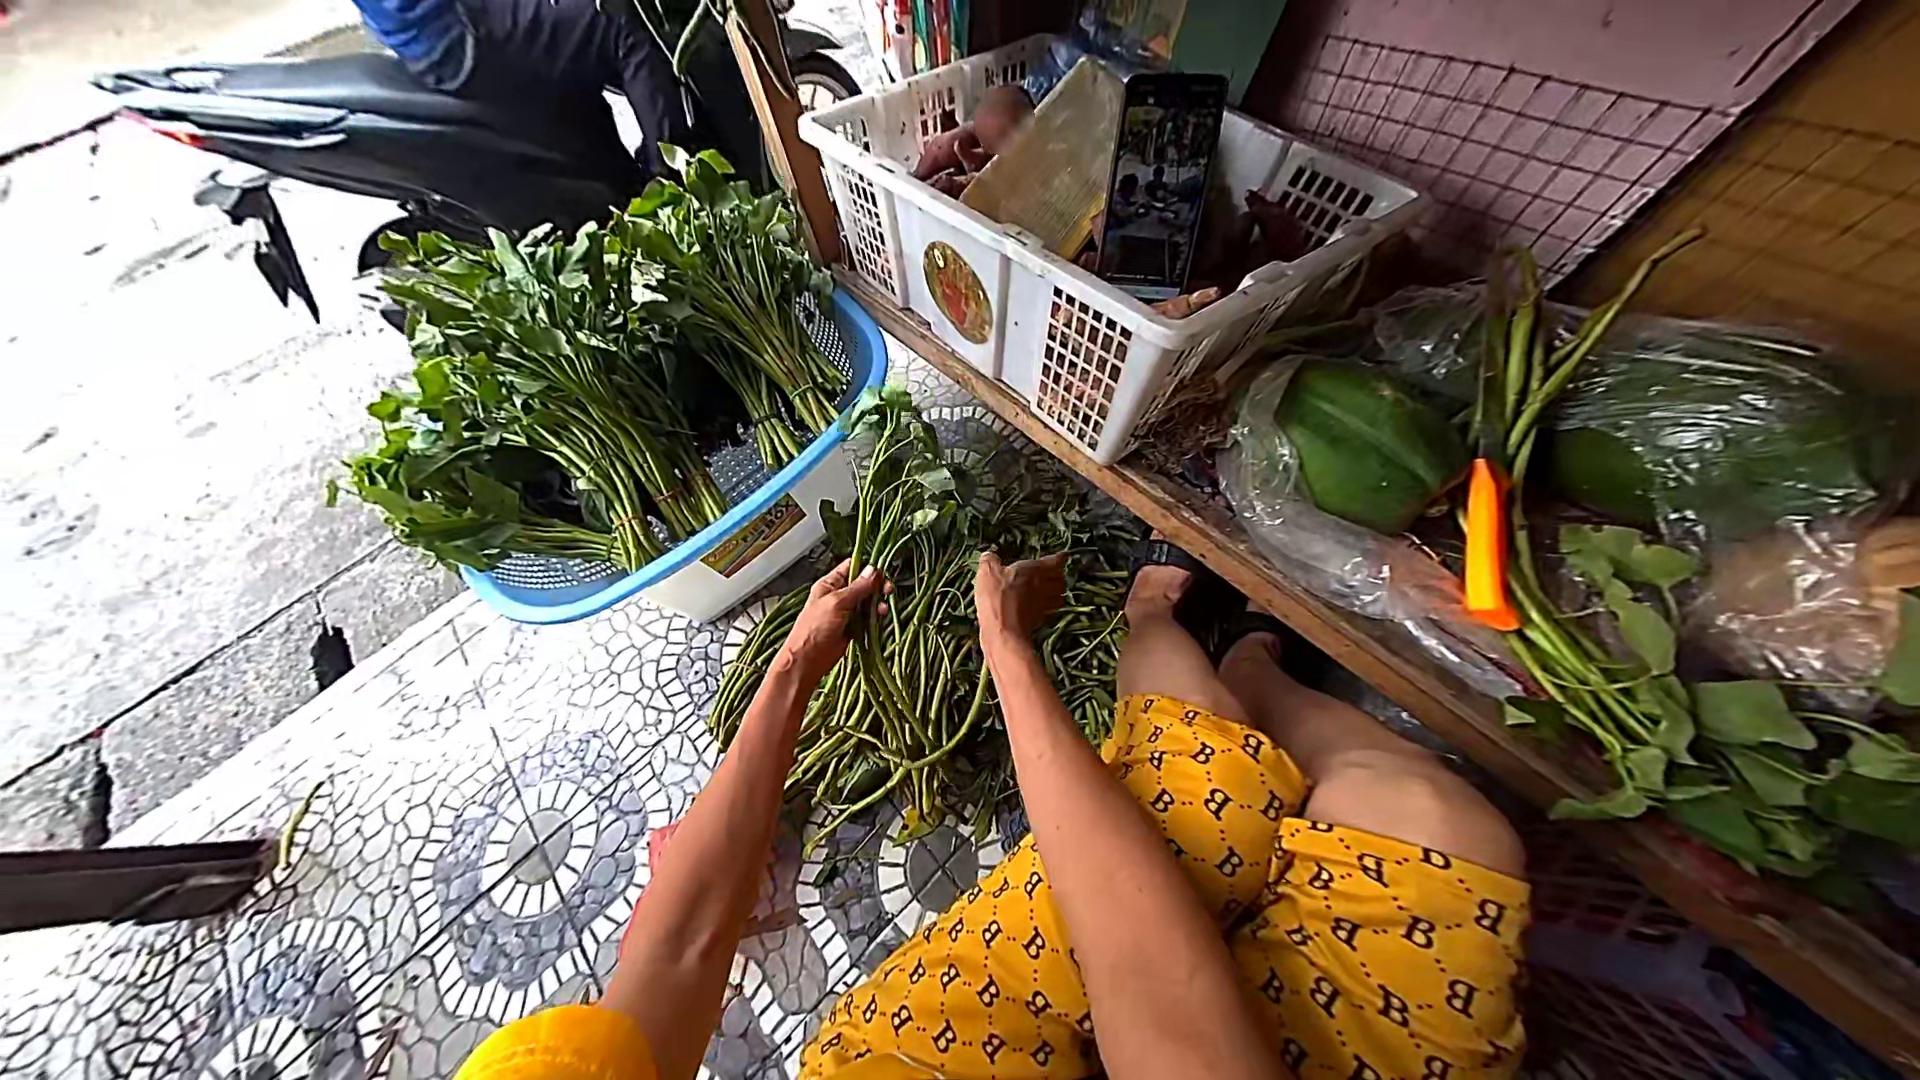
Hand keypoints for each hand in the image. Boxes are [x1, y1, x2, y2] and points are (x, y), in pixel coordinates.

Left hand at [777, 559, 888, 684]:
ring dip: (877, 602)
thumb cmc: (816, 628)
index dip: (866, 567)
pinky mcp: (852, 626)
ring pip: (867, 601)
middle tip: (887, 589)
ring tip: (883, 607)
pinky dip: (875, 616)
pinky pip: (867, 617)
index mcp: (830, 584)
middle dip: (876, 586)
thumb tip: (873, 569)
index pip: (851, 567)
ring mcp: (846, 612)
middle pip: (863, 584)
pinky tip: (881, 616)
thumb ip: (858, 587)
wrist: (808, 659)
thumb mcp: (838, 602)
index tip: (881, 571)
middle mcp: (839, 595)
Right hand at [976, 551, 1066, 642]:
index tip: (1064, 556)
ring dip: (1057, 595)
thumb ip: (989, 561)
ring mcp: (1043, 606)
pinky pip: (1048, 614)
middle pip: (1060, 581)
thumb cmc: (998, 596)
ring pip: (1058, 599)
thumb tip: (989, 555)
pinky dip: (1047, 611)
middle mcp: (1043, 587)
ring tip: (1052, 592)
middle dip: (1059, 577)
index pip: (1054, 561)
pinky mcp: (1038, 623)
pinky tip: (1040, 611)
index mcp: (1034, 570)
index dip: (1060, 558)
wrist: (1002, 630)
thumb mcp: (987, 572)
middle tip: (1056, 575)